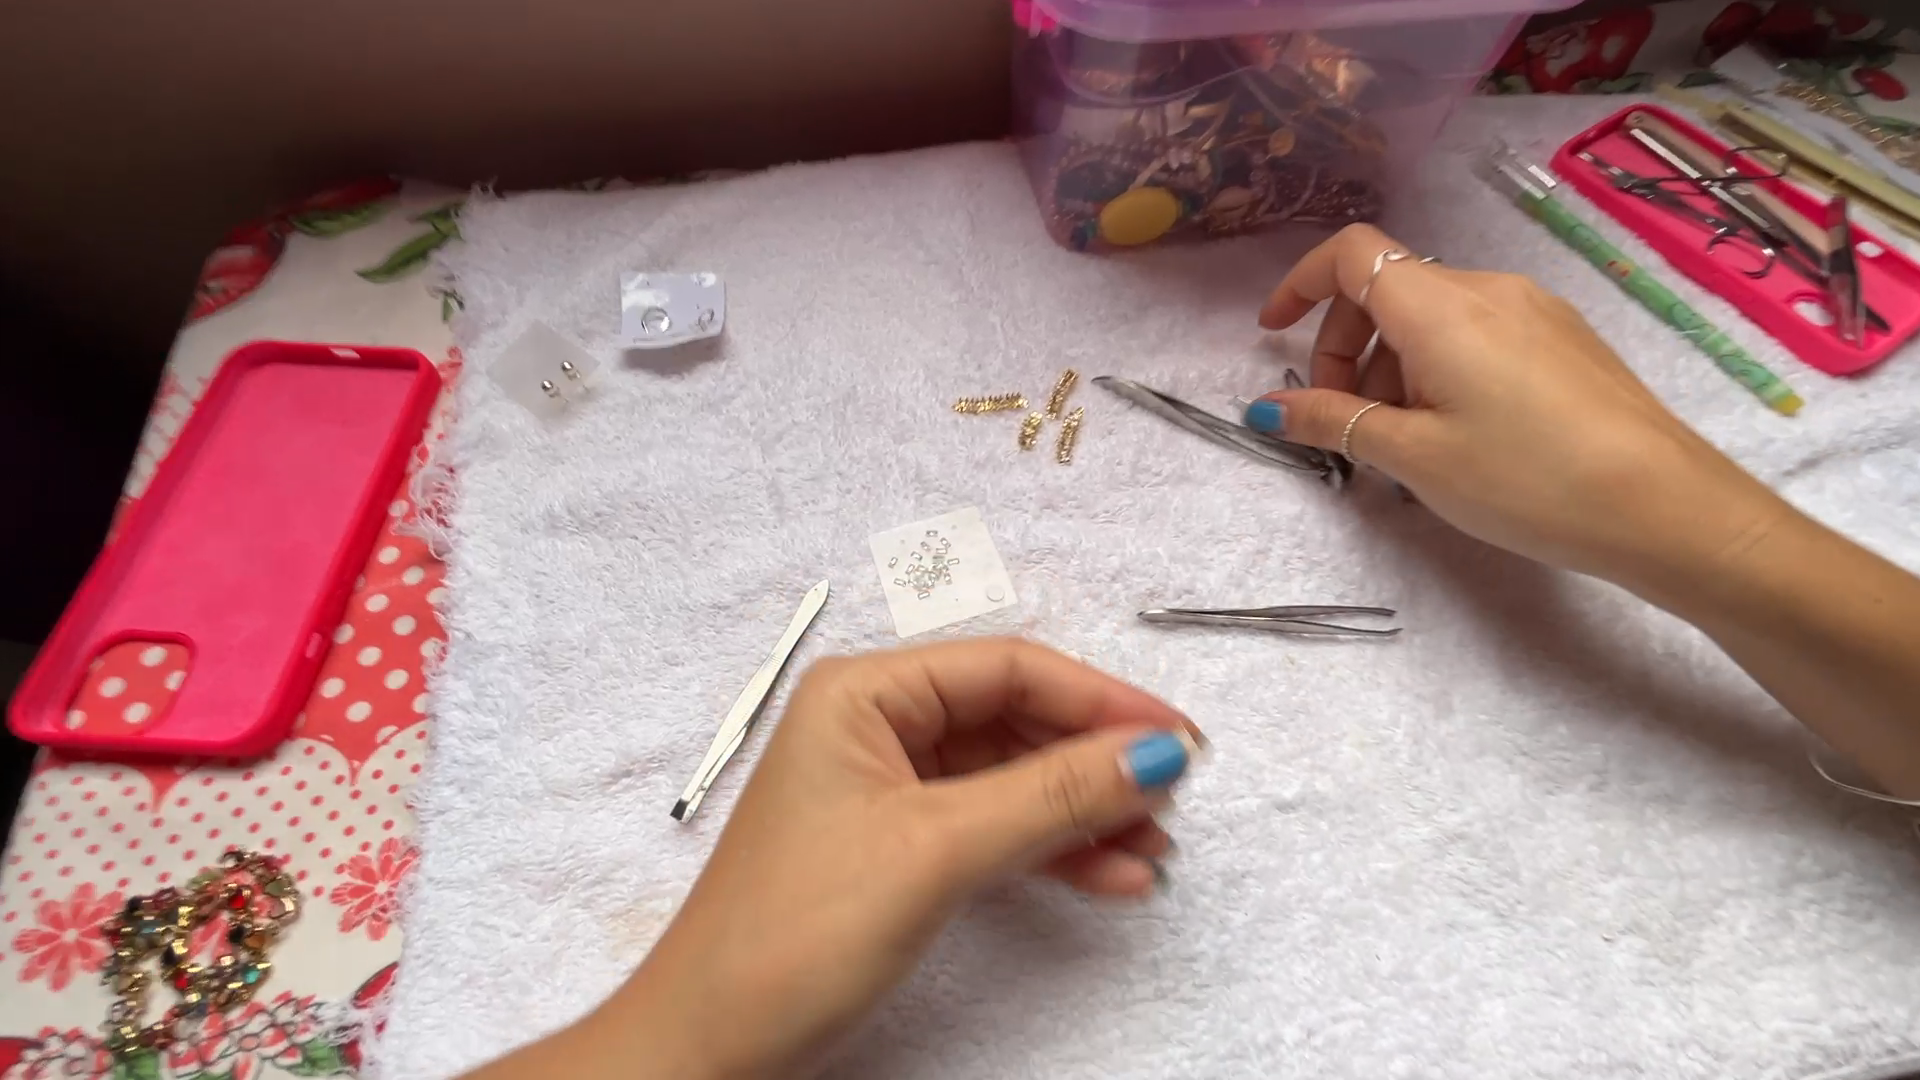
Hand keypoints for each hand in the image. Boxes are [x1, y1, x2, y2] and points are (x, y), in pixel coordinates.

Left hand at [516, 639, 1201, 1079]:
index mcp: (867, 690)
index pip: (1007, 669)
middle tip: (1171, 796)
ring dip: (1081, 809)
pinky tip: (1109, 874)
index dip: (1099, 698)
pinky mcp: (903, 833)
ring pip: (1011, 774)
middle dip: (1093, 760)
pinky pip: (992, 821)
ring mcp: (892, 778)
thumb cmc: (800, 930)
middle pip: (1014, 719)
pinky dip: (1049, 847)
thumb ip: (1051, 797)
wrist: (712, 1048)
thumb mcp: (937, 851)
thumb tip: (1158, 751)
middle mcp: (880, 719)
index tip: (1178, 737)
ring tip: (1153, 847)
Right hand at [1245, 224, 1788, 588]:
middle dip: (1340, 348)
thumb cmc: (1523, 479)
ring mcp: (1529, 312)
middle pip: (1383, 290)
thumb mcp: (1410, 454)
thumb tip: (1265, 407)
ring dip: (1383, 368)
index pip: (1352, 255)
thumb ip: (1329, 421)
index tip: (1272, 335)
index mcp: (1443, 309)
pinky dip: (1426, 371)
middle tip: (1338, 420)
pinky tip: (1443, 431)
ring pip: (1424, 319)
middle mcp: (1487, 291)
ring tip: (1394, 442)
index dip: (1299, 283)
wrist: (1667, 511)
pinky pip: (1466, 335)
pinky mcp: (1555, 339)